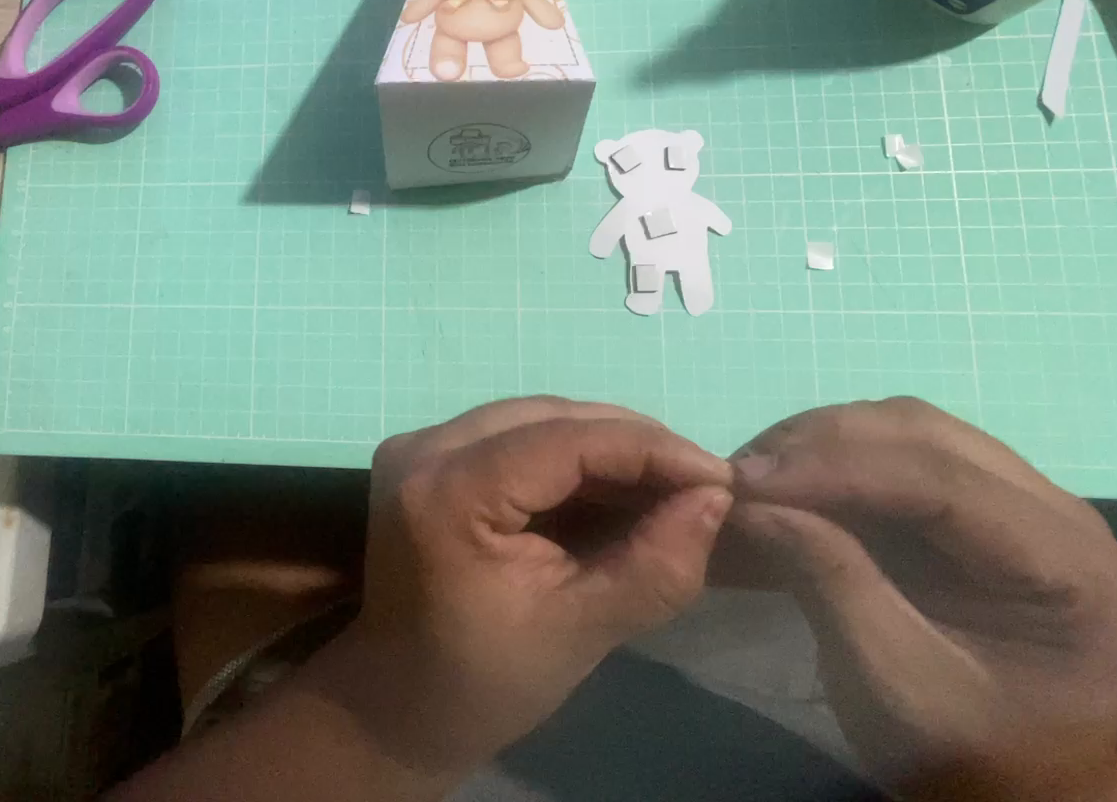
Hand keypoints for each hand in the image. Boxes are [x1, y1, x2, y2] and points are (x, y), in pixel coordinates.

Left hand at [310, 397, 733, 773]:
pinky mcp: (424, 454)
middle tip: (698, 479)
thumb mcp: (581, 632)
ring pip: (529, 418)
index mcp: (446, 493)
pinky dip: (564, 454)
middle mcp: (422, 449)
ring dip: (600, 443)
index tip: (718, 474)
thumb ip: (653, 566)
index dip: (646, 448)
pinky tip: (611, 481)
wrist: (397, 698)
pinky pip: (508, 434)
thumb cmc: (483, 680)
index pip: (561, 441)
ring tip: (665, 480)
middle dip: (629, 441)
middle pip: (544, 417)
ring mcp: (416, 445)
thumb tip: (713, 497)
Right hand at [724, 398, 1116, 801]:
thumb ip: (829, 580)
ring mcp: (1028, 500)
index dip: (836, 468)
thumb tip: (750, 503)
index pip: (946, 484)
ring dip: (822, 439)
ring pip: (911, 425)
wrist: (1003, 780)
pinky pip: (901, 444)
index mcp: (1081, 577)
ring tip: (758, 473)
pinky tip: (791, 475)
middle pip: (929, 437)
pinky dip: (834, 450)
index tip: (744, 481)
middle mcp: (1070, 520)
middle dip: (821, 444)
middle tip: (740, 475)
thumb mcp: (887, 678)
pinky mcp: (983, 497)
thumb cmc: (956, 747)